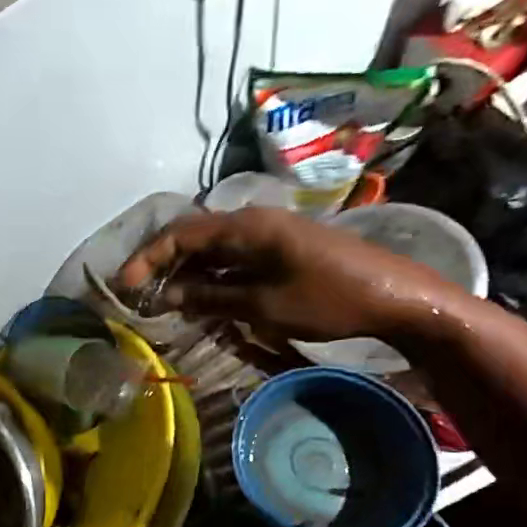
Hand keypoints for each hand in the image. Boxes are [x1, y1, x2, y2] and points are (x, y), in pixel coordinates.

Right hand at [114, 208, 471, 341]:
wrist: (402, 300)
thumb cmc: (330, 299)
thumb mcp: (264, 305)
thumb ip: (210, 298)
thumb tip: (165, 298)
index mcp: (247, 226)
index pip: (180, 234)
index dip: (147, 259)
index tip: (124, 285)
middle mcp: (253, 222)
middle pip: (192, 237)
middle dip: (162, 264)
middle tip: (138, 293)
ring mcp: (269, 235)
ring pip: (212, 249)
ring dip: (186, 273)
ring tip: (163, 300)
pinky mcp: (281, 249)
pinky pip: (232, 258)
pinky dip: (211, 277)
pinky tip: (201, 299)